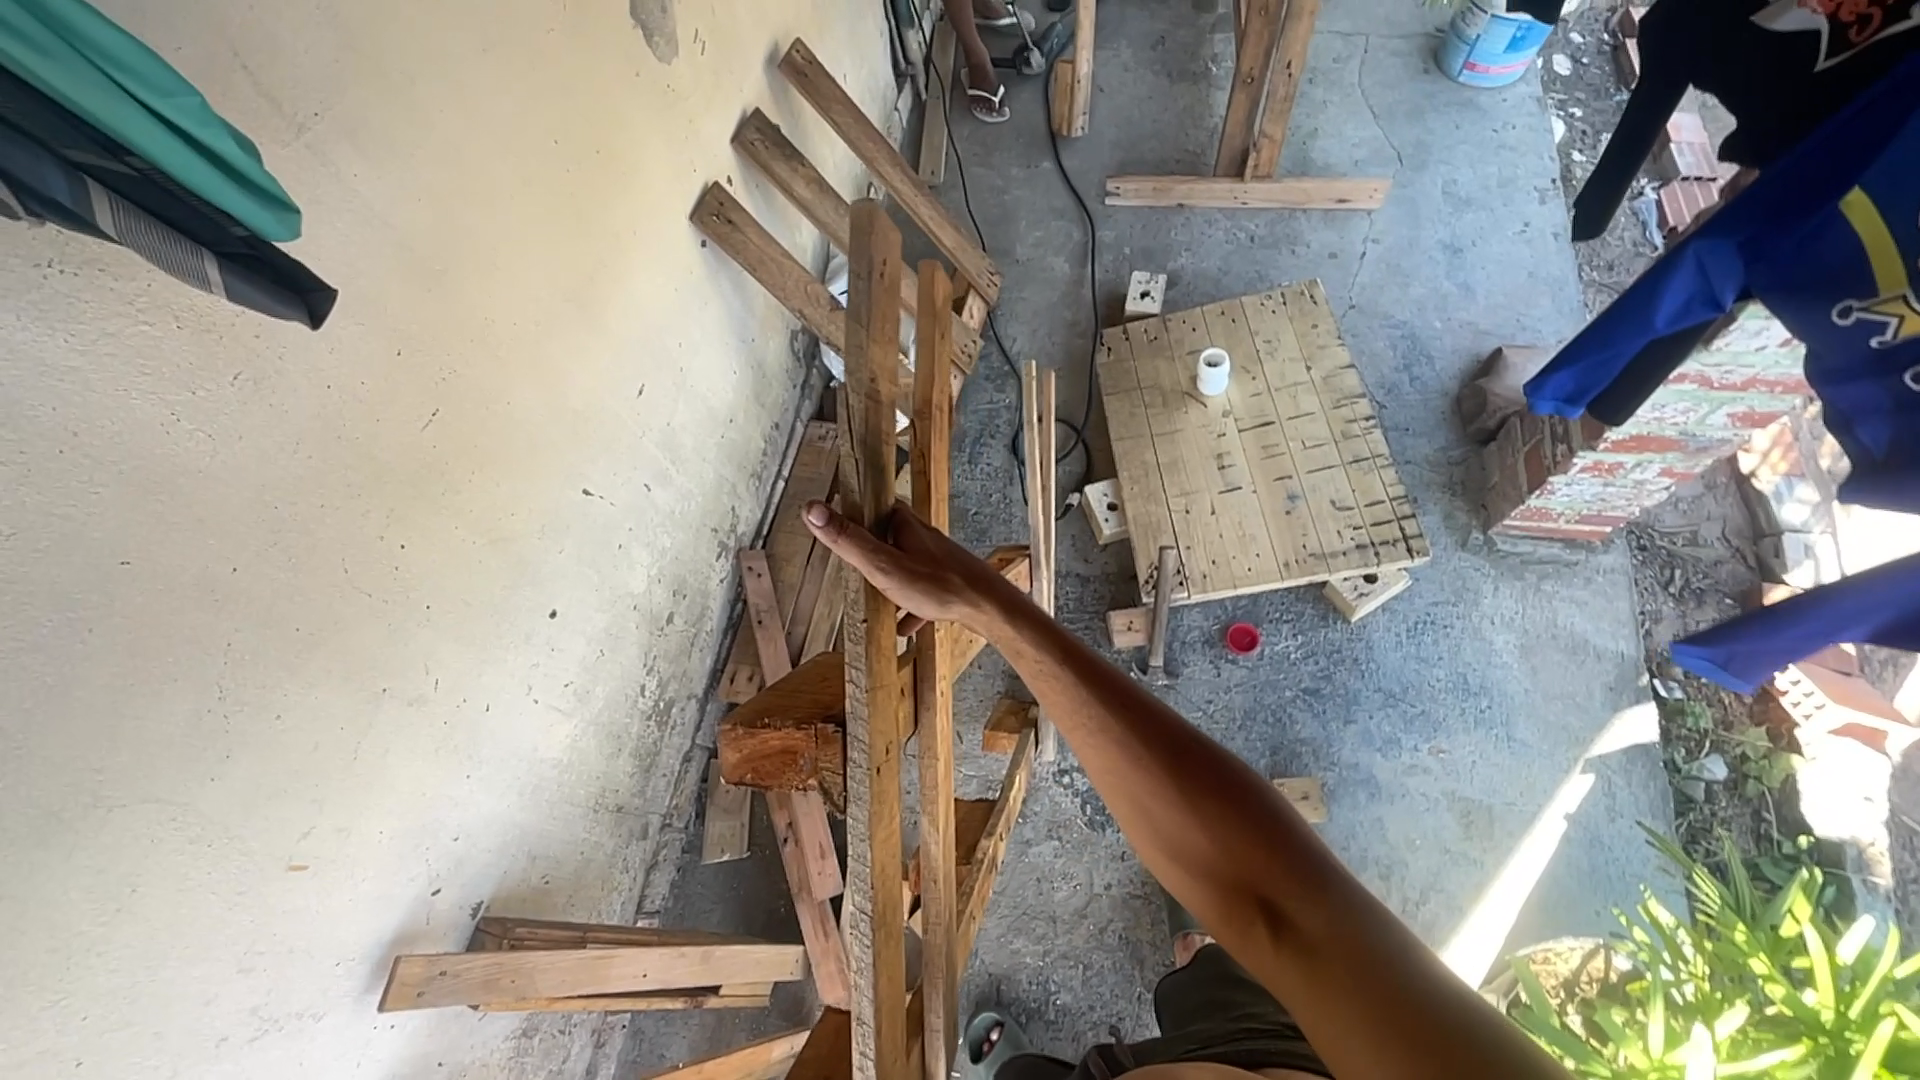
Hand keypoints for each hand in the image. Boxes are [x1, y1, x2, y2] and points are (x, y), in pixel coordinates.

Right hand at [802, 499, 1020, 632]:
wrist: (987, 607)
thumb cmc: (937, 585)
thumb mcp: (882, 564)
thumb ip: (848, 540)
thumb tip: (812, 509)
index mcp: (905, 526)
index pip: (877, 509)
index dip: (860, 514)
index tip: (842, 521)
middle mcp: (923, 538)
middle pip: (892, 537)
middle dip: (874, 549)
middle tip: (854, 561)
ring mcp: (939, 561)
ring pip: (908, 565)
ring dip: (892, 579)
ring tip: (874, 597)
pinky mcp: (950, 583)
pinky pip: (925, 594)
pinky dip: (911, 607)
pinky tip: (903, 627)